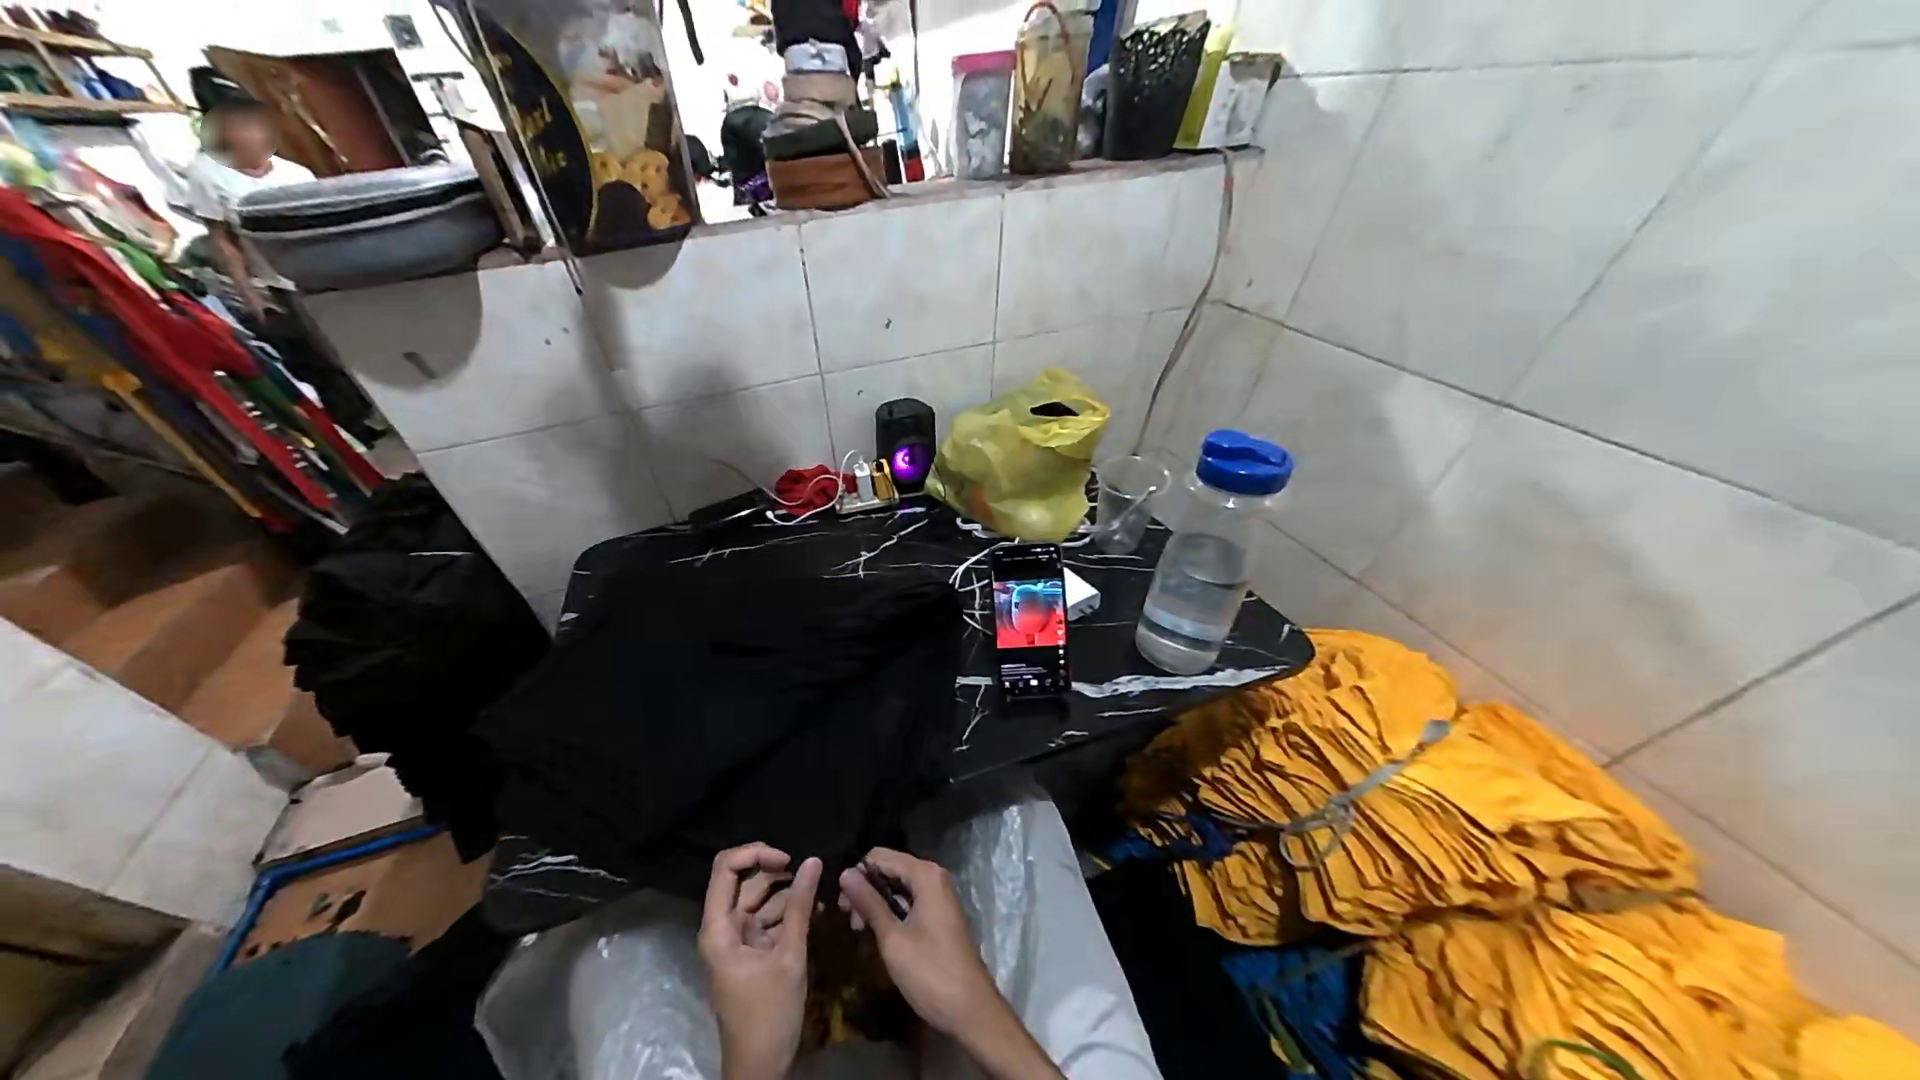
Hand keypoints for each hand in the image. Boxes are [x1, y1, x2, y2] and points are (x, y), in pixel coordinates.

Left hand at [699, 843, 822, 1079]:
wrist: (761, 1068)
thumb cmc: (769, 1014)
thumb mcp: (790, 956)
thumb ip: (800, 905)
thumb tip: (813, 860)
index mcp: (718, 929)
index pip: (726, 868)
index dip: (755, 853)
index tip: (787, 860)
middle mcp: (722, 928)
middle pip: (745, 881)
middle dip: (778, 873)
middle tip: (811, 873)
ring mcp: (737, 940)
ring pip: (760, 898)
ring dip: (788, 893)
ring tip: (819, 892)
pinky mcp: (752, 951)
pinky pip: (768, 918)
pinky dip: (789, 912)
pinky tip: (814, 910)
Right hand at [836, 848, 1003, 1037]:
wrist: (971, 1009)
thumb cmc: (929, 972)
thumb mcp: (892, 938)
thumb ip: (869, 902)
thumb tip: (845, 872)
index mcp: (925, 874)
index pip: (881, 856)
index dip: (858, 874)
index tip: (841, 903)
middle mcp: (934, 876)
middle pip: (890, 868)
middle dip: (866, 889)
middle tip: (849, 920)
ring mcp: (939, 895)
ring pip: (899, 885)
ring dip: (877, 902)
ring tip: (859, 929)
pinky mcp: (940, 913)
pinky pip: (910, 899)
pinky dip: (892, 910)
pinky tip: (878, 931)